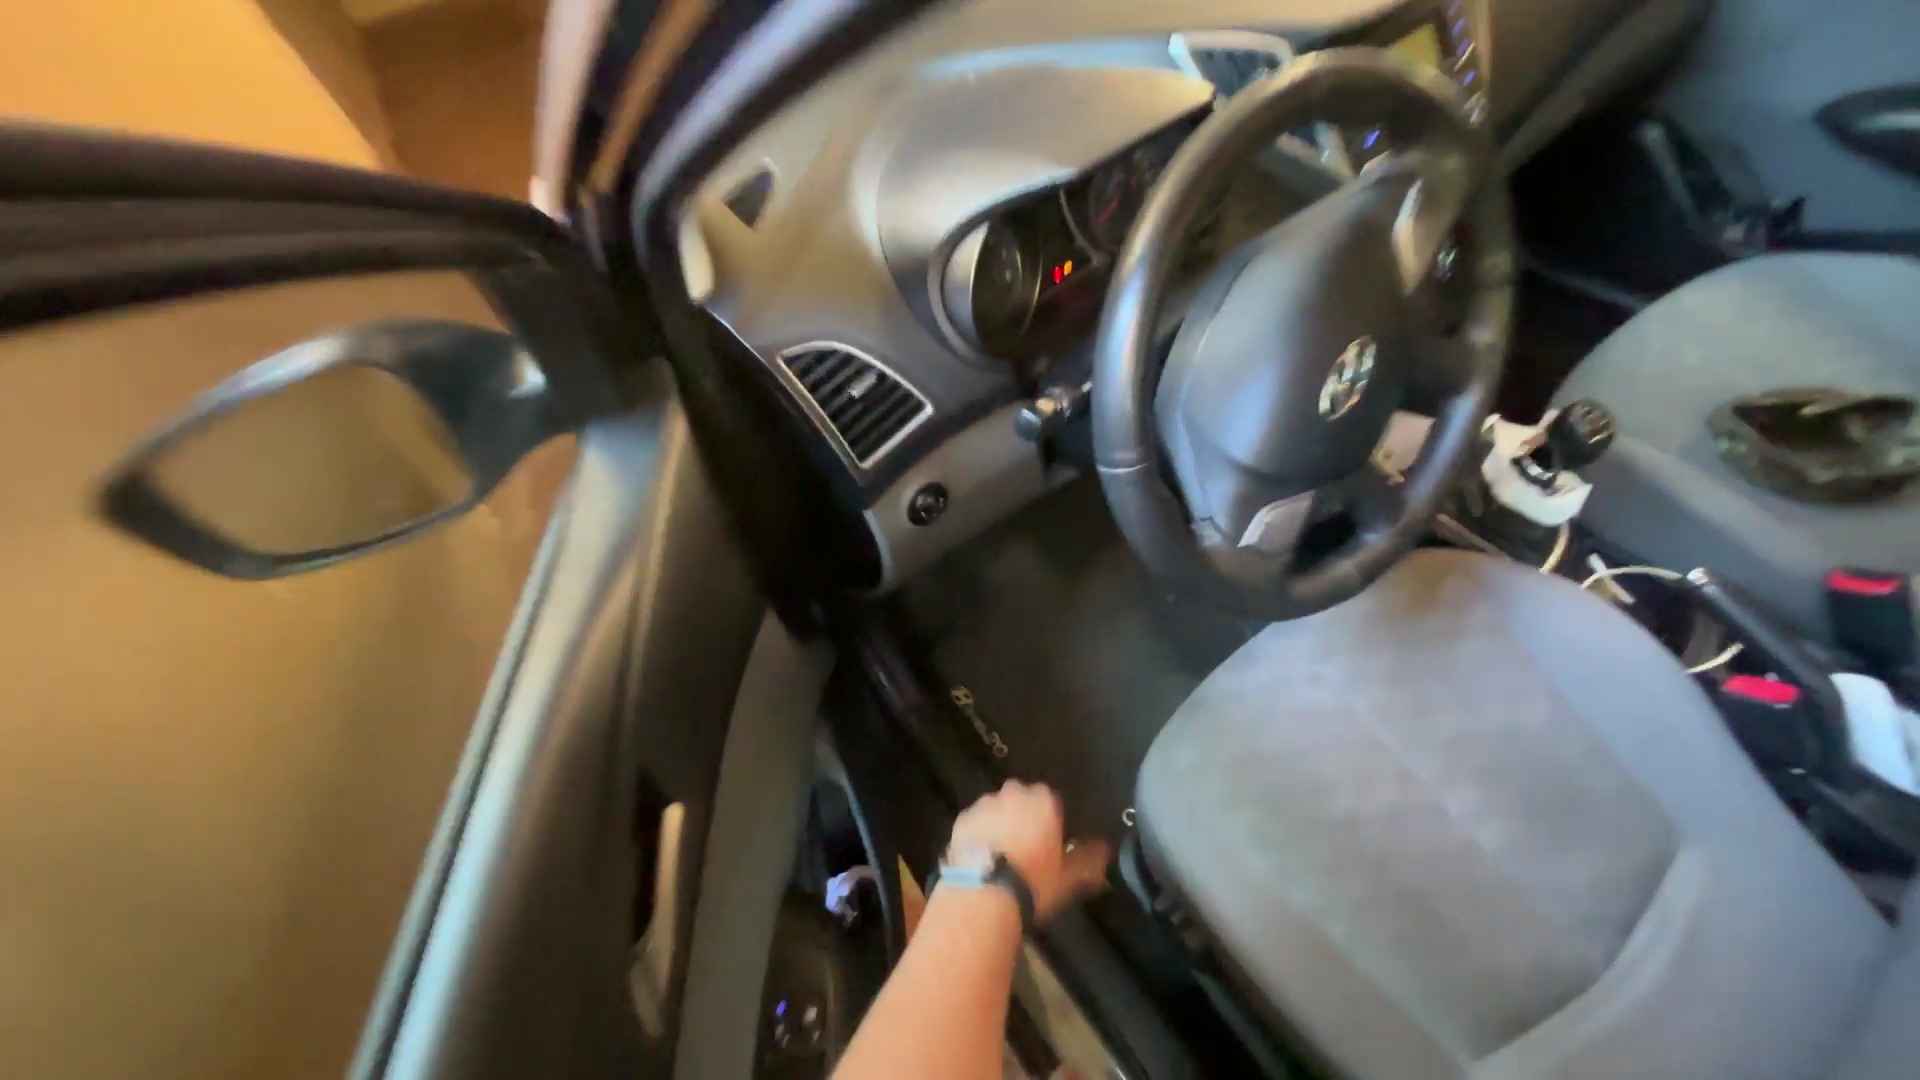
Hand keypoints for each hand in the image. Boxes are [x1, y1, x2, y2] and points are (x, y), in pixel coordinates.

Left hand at [946, 780, 1110, 922]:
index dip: (1051, 822)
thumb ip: (1089, 861)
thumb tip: (1105, 851)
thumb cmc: (1032, 883)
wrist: (982, 894)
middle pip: (1022, 801)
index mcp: (1043, 800)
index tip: (1050, 844)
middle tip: (1027, 849)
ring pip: (997, 810)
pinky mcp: (960, 819)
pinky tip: (982, 858)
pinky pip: (976, 823)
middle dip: (1024, 818)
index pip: (1052, 802)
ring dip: (1001, 824)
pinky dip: (979, 834)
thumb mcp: (1068, 878)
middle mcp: (1013, 794)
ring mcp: (983, 804)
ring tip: (1002, 856)